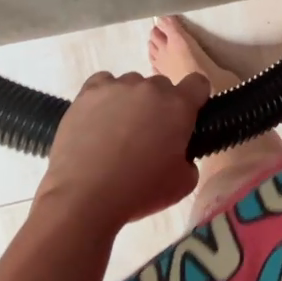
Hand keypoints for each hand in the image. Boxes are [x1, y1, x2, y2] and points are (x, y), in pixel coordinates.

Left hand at [35, 71, 208, 229]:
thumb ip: (189, 162)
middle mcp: (151, 88)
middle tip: (147, 136)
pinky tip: (97, 118)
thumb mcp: (181, 185)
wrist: (84, 197)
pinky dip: (104, 96)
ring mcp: (119, 86)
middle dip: (159, 106)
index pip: (197, 83)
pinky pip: (103, 83)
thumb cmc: (138, 191)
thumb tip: (181, 156)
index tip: (185, 118)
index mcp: (179, 106)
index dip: (194, 99)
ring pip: (132, 84)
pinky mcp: (89, 92)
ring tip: (116, 132)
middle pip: (162, 86)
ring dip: (131, 102)